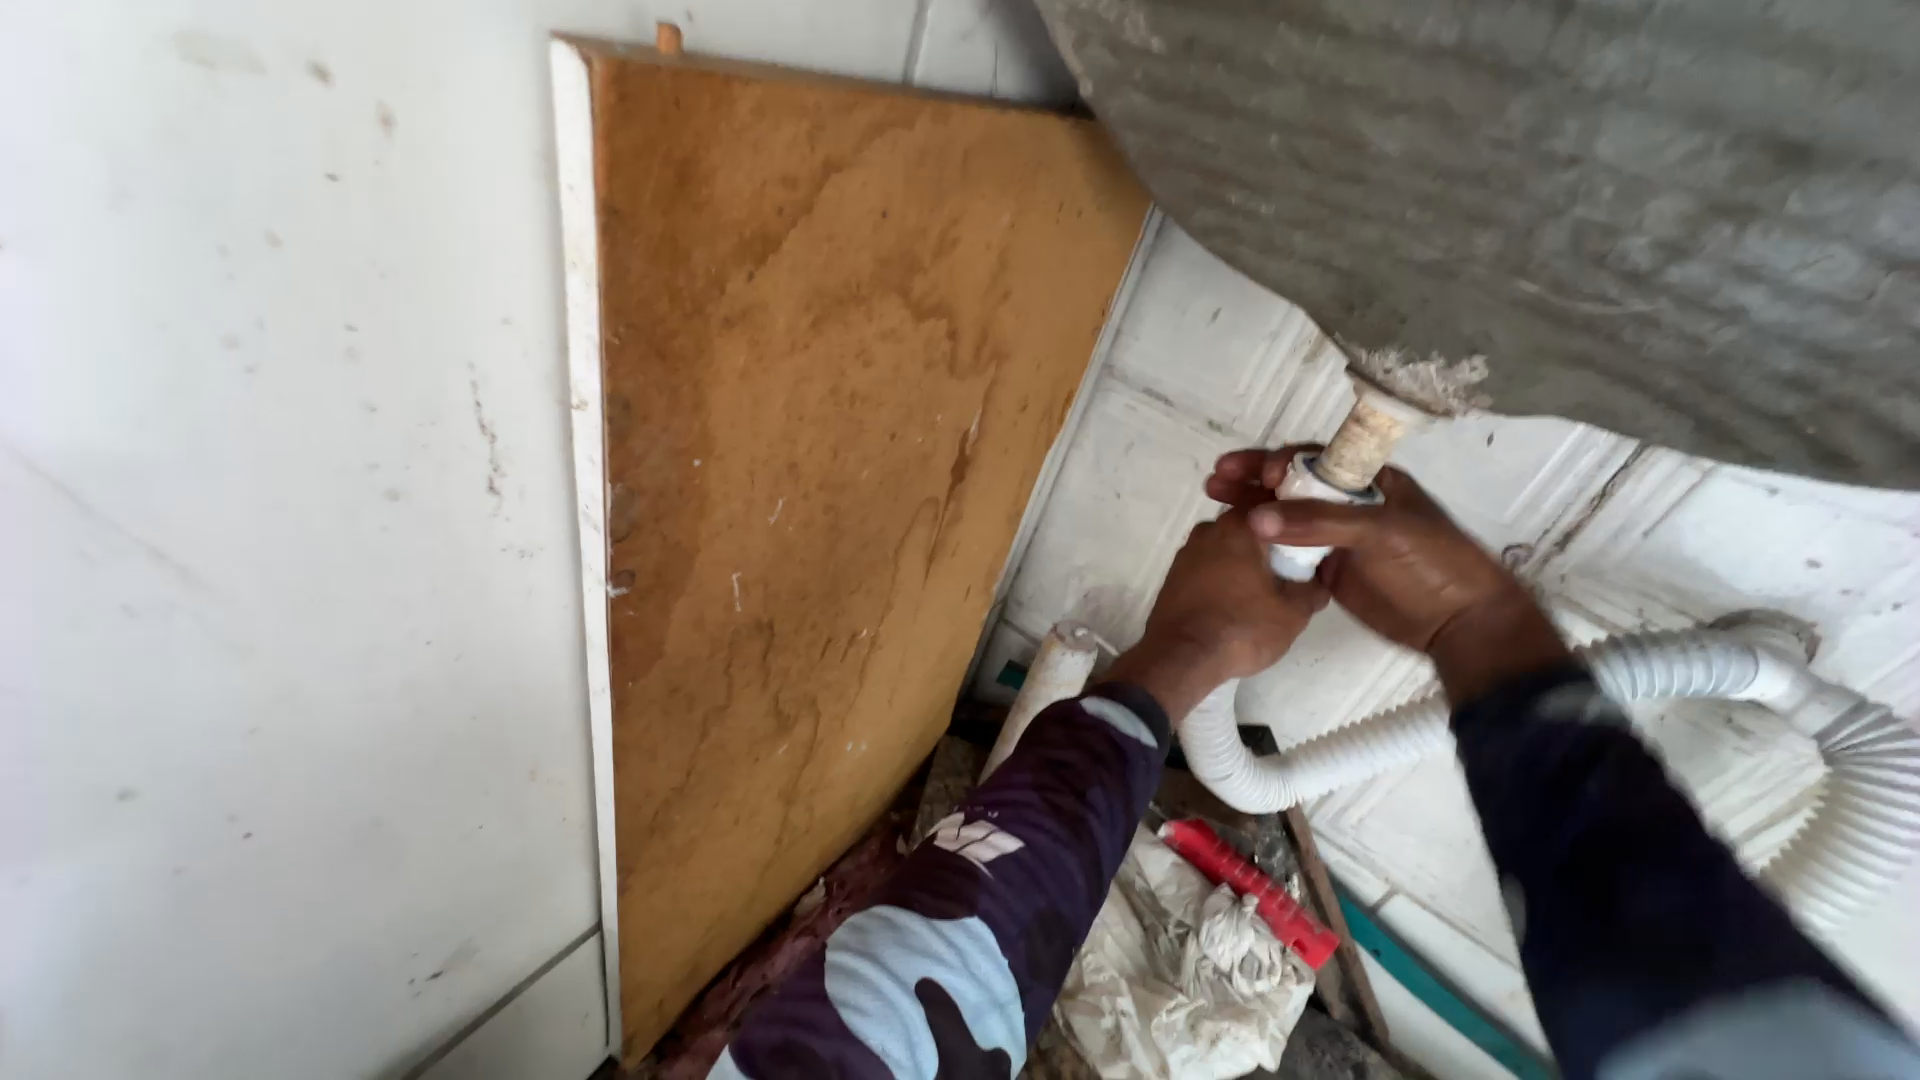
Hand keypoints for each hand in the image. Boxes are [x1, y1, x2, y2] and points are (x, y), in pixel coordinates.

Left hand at [1105, 507, 1328, 718]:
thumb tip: (1318, 581)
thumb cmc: (1241, 628)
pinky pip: (1208, 565)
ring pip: (1227, 546)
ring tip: (1265, 589)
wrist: (1180, 658)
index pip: (1276, 504)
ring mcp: (1187, 551)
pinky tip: (1235, 598)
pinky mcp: (1174, 574)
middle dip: (1270, 544)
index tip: (1310, 541)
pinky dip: (1223, 575)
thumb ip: (1312, 589)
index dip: (1297, 520)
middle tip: (1291, 570)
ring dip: (1245, 561)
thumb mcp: (1293, 613)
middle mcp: (1209, 528)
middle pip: (1250, 526)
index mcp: (1240, 525)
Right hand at [1206, 447, 1570, 702]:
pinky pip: (1285, 548)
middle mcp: (1348, 503)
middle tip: (1216, 479)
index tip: (1258, 474)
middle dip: (1252, 477)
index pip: (1317, 459)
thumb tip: (1255, 518)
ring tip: (1213, 500)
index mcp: (1370, 481)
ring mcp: (1334, 536)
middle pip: (1291, 483)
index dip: (1282, 460)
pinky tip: (1232, 538)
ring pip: (1283, 514)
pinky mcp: (1325, 568)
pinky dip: (1259, 541)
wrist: (1458, 623)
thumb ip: (1319, 521)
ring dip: (1249, 506)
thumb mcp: (1381, 531)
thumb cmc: (1432, 563)